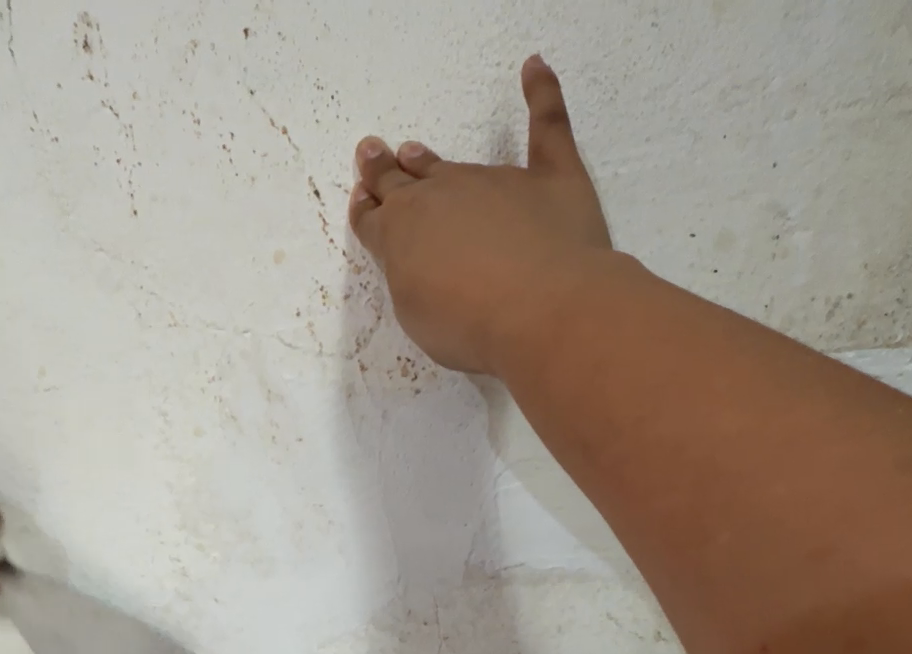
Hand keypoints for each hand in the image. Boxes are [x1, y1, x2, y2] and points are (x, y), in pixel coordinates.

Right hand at [348, 55, 614, 375]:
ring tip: (414, 150)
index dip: (366, 207)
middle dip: (383, 169)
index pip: (374, 217)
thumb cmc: (470, 326)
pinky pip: (547, 123)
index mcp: (400, 236)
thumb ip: (412, 281)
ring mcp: (493, 182)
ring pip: (452, 165)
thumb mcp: (417, 317)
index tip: (362, 195)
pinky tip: (535, 69)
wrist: (541, 311)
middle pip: (403, 181)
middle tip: (372, 154)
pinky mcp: (548, 177)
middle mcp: (439, 198)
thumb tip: (421, 261)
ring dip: (428, 159)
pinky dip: (543, 93)